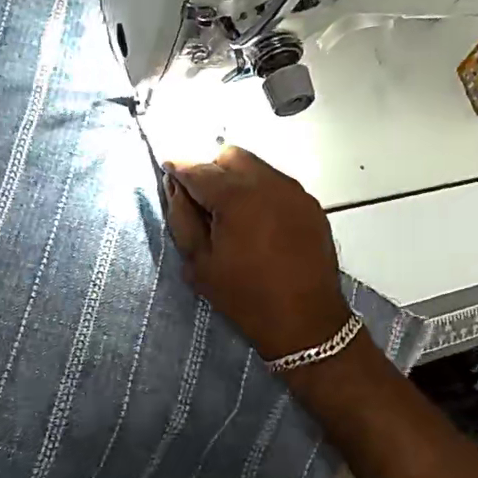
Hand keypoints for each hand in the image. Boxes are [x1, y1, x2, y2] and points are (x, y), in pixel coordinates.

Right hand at [163, 146, 352, 360]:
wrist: (306, 322)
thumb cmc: (245, 296)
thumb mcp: (199, 263)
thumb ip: (182, 218)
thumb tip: (176, 189)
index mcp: (236, 197)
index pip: (197, 169)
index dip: (178, 168)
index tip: (167, 170)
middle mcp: (268, 183)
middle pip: (230, 156)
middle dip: (210, 169)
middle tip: (202, 200)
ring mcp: (294, 192)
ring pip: (256, 166)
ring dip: (236, 179)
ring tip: (231, 213)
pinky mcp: (310, 204)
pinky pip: (277, 183)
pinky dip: (260, 191)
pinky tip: (257, 222)